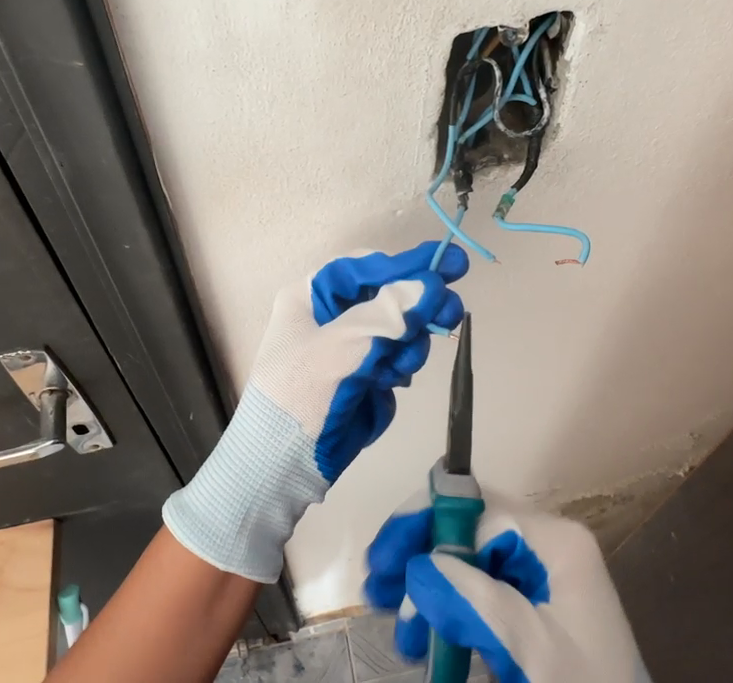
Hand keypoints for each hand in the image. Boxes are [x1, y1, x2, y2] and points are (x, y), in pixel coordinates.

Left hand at [163, 242, 468, 580]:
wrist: (280, 468)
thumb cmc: (299, 396)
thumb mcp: (341, 349)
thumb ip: (387, 314)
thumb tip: (430, 285)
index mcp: (311, 296)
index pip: (368, 268)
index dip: (409, 264)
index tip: (453, 264)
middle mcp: (329, 316)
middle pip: (389, 297)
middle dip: (416, 308)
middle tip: (452, 314)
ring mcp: (347, 348)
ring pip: (398, 330)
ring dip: (406, 344)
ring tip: (397, 368)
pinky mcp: (362, 377)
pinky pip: (395, 359)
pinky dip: (398, 367)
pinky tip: (389, 382)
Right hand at [364, 487, 650, 682]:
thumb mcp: (529, 647)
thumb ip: (472, 600)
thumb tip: (416, 567)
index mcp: (553, 540)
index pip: (474, 509)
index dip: (422, 527)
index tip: (382, 561)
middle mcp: (545, 544)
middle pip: (466, 530)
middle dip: (418, 557)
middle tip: (376, 592)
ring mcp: (539, 574)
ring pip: (466, 561)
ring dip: (426, 588)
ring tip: (400, 629)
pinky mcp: (533, 604)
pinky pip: (478, 590)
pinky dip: (446, 609)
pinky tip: (423, 634)